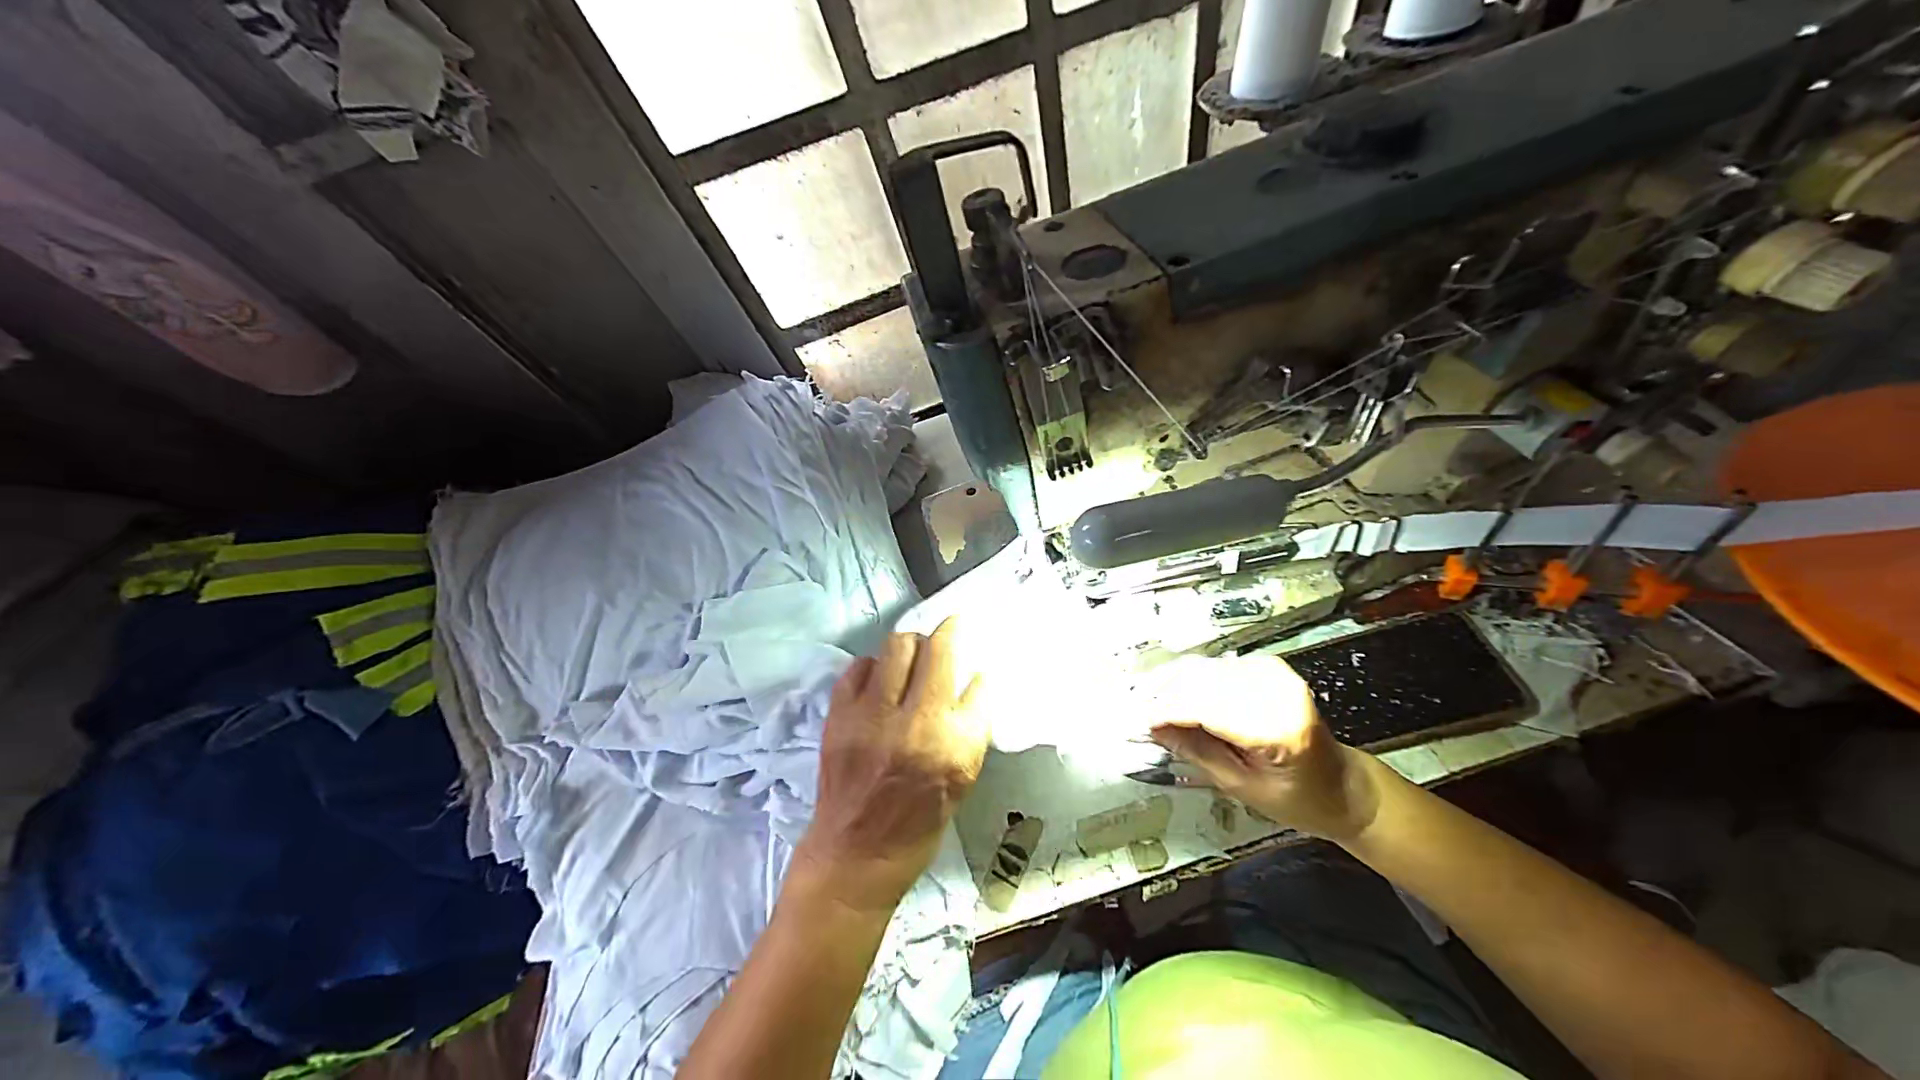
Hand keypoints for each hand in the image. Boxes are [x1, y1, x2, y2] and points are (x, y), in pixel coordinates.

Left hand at [795, 618, 987, 912]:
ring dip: (911, 644)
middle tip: (946, 635)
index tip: (973, 649)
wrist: (855, 854)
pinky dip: (874, 666)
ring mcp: (873, 716)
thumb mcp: (962, 781)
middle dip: (946, 634)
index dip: (978, 665)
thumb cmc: (917, 825)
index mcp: (954, 746)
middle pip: (936, 650)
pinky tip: (879, 679)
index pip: (977, 683)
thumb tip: (973, 681)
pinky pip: (859, 667)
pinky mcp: (840, 716)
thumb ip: (970, 729)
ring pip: (898, 647)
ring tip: (913, 655)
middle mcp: (916, 723)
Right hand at [1144, 653, 1380, 842]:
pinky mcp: (1269, 668)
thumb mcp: (1241, 787)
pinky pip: (1218, 666)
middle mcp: (1278, 692)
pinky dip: (1194, 679)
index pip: (1206, 707)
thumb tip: (1154, 728)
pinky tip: (1180, 695)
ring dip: (1175, 684)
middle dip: (1165, 695)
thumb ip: (1196, 751)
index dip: (1166, 711)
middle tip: (1140, 715)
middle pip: (1202, 681)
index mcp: (1277, 729)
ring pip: (1206, 668)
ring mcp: (1275, 675)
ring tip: (1154, 707)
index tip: (1139, 722)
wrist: (1344, 786)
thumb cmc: (1299, 799)